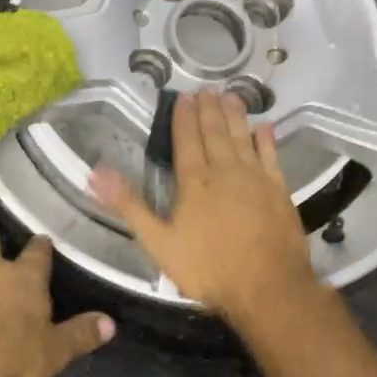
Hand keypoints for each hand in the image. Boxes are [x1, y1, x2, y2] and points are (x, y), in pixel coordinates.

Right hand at [90, 90, 316, 320]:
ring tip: (230, 95)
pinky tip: (264, 127)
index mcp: (194, 184)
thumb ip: (130, 207)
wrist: (267, 287)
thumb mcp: (158, 243)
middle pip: (215, 134)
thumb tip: (97, 174)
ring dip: (235, 116)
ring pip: (242, 139)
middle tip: (206, 89)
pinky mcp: (279, 191)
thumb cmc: (208, 269)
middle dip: (209, 111)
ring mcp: (255, 179)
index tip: (183, 97)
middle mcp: (224, 172)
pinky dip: (266, 141)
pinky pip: (271, 157)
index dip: (184, 119)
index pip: (186, 142)